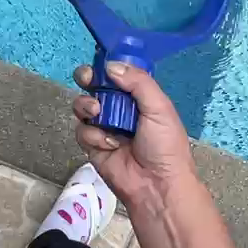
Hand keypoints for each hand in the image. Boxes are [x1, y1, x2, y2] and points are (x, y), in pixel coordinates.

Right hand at [73, 61, 200, 214]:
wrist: (156, 186)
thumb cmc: (164, 145)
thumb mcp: (159, 108)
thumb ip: (138, 82)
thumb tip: (110, 65)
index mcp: (137, 97)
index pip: (118, 74)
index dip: (108, 66)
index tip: (101, 61)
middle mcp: (118, 108)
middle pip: (94, 84)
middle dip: (87, 78)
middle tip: (87, 78)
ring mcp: (104, 125)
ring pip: (83, 104)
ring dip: (87, 105)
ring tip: (96, 111)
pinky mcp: (92, 144)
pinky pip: (82, 130)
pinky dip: (93, 134)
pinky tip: (108, 144)